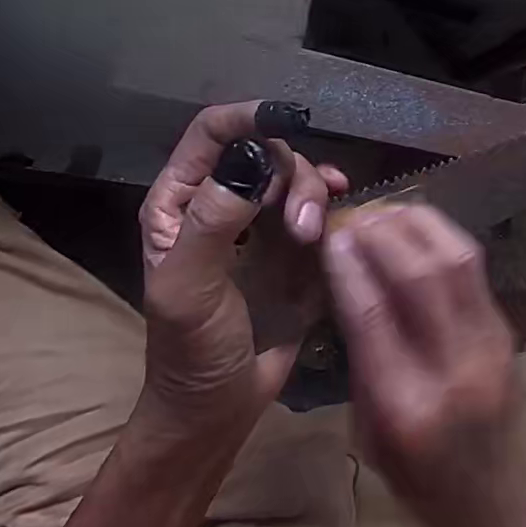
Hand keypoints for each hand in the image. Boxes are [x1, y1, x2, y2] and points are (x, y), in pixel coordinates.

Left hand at [137, 102, 348, 427]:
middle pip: (265, 153)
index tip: (286, 121)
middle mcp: (222, 203)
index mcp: (181, 203)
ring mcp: (260, 226)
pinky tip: (344, 213)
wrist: (219, 408)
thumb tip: (252, 158)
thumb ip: (214, 221)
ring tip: (314, 235)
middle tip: (302, 225)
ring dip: (314, 194)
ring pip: (295, 178)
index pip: (211, 134)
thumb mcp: (189, 288)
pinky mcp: (293, 250)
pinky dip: (334, 205)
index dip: (246, 118)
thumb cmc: (190, 352)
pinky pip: (319, 210)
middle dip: (291, 175)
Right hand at [323, 205, 525, 526]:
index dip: (347, 265)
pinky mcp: (505, 328)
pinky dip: (439, 234)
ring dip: (413, 225)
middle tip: (351, 216)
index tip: (329, 235)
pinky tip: (415, 223)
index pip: (372, 315)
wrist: (511, 502)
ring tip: (382, 210)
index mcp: (406, 405)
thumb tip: (346, 290)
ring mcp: (488, 342)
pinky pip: (472, 265)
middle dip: (379, 234)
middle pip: (418, 276)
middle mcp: (454, 366)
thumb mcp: (372, 435)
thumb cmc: (427, 483)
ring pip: (453, 260)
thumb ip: (361, 363)